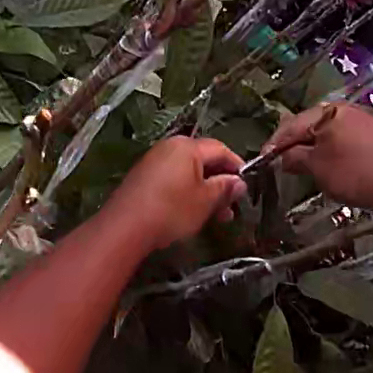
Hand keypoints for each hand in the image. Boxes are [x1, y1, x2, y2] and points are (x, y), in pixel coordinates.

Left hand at [101, 137, 247, 249]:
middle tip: (232, 207)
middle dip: (220, 183)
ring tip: (217, 217)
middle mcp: (168, 148)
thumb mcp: (205, 200)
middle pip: (203, 160)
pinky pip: (173, 179)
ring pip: (188, 172)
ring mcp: (153, 162)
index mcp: (186, 146)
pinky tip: (193, 213)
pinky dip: (187, 192)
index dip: (237, 166)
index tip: (247, 186)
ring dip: (205, 191)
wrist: (125, 226)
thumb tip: (238, 182)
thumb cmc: (171, 209)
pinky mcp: (143, 177)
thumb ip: (225, 188)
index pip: (220, 149)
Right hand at [263, 103, 372, 211]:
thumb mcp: (316, 167)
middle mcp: (344, 111)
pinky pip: (341, 140)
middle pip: (307, 126)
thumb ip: (293, 158)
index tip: (262, 162)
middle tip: (279, 163)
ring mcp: (362, 122)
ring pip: (325, 133)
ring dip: (310, 148)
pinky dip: (329, 151)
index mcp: (327, 112)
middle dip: (292, 144)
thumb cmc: (355, 173)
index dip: (273, 145)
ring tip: (301, 166)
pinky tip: (327, 165)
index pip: (289, 126)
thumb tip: (282, 157)